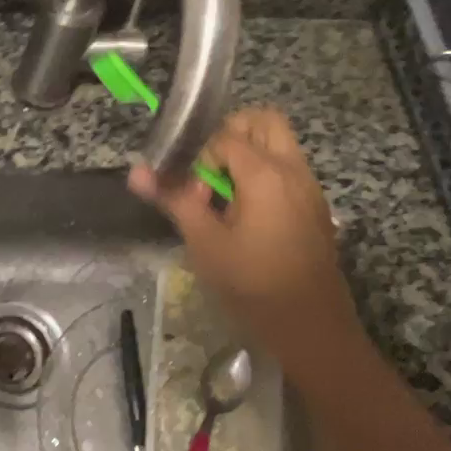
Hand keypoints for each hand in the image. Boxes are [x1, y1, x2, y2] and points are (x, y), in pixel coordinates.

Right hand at [128, 107, 361, 353]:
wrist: (313, 330)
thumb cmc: (254, 286)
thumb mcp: (205, 243)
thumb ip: (174, 199)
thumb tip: (136, 171)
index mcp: (266, 174)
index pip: (223, 137)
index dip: (199, 161)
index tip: (191, 197)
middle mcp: (293, 170)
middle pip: (263, 121)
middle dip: (230, 134)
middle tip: (208, 171)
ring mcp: (310, 187)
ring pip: (278, 143)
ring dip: (247, 154)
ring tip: (224, 195)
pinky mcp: (315, 206)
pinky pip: (287, 168)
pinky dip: (264, 173)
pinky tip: (245, 215)